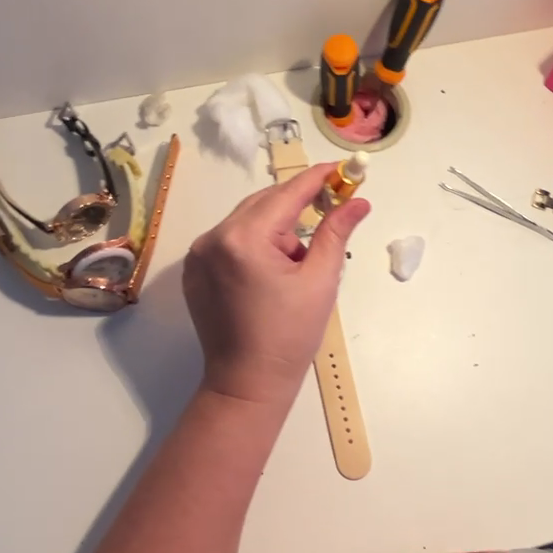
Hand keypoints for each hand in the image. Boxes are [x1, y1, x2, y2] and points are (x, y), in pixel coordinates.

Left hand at [183, 163, 369, 408]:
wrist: (247, 383)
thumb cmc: (290, 336)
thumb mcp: (320, 281)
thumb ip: (336, 233)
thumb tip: (358, 201)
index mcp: (243, 239)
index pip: (286, 194)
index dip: (316, 179)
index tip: (342, 169)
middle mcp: (213, 238)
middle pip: (263, 203)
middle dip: (297, 207)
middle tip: (329, 214)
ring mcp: (198, 255)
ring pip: (246, 221)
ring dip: (275, 229)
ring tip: (295, 265)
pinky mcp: (194, 271)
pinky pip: (230, 241)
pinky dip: (254, 245)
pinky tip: (270, 275)